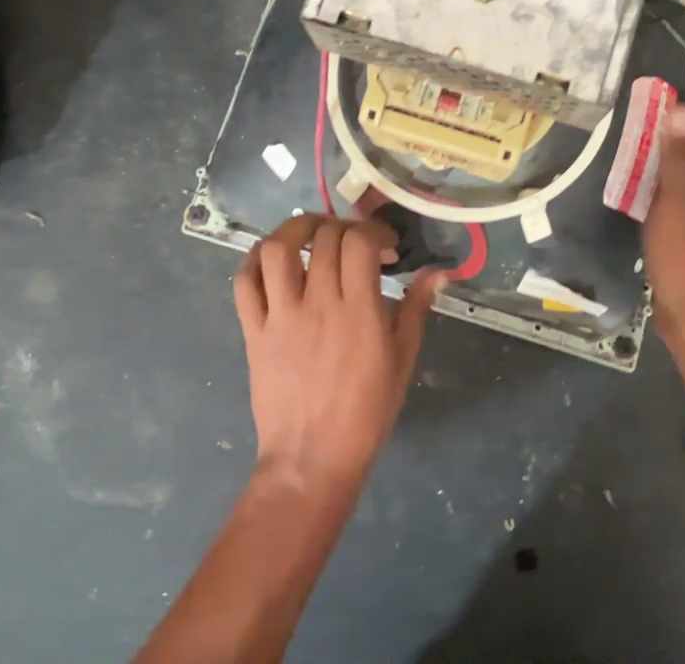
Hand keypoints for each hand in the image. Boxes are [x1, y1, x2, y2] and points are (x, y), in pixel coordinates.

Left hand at [233, 214, 444, 490]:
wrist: (313, 456)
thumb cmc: (367, 411)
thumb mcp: (402, 359)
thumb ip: (417, 309)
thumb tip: (440, 272)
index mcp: (358, 309)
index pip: (359, 241)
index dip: (374, 231)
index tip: (385, 247)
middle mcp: (317, 302)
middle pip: (323, 238)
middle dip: (342, 228)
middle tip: (353, 244)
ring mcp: (280, 315)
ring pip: (276, 249)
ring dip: (294, 230)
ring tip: (310, 234)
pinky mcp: (253, 330)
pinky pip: (244, 283)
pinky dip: (255, 260)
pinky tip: (273, 260)